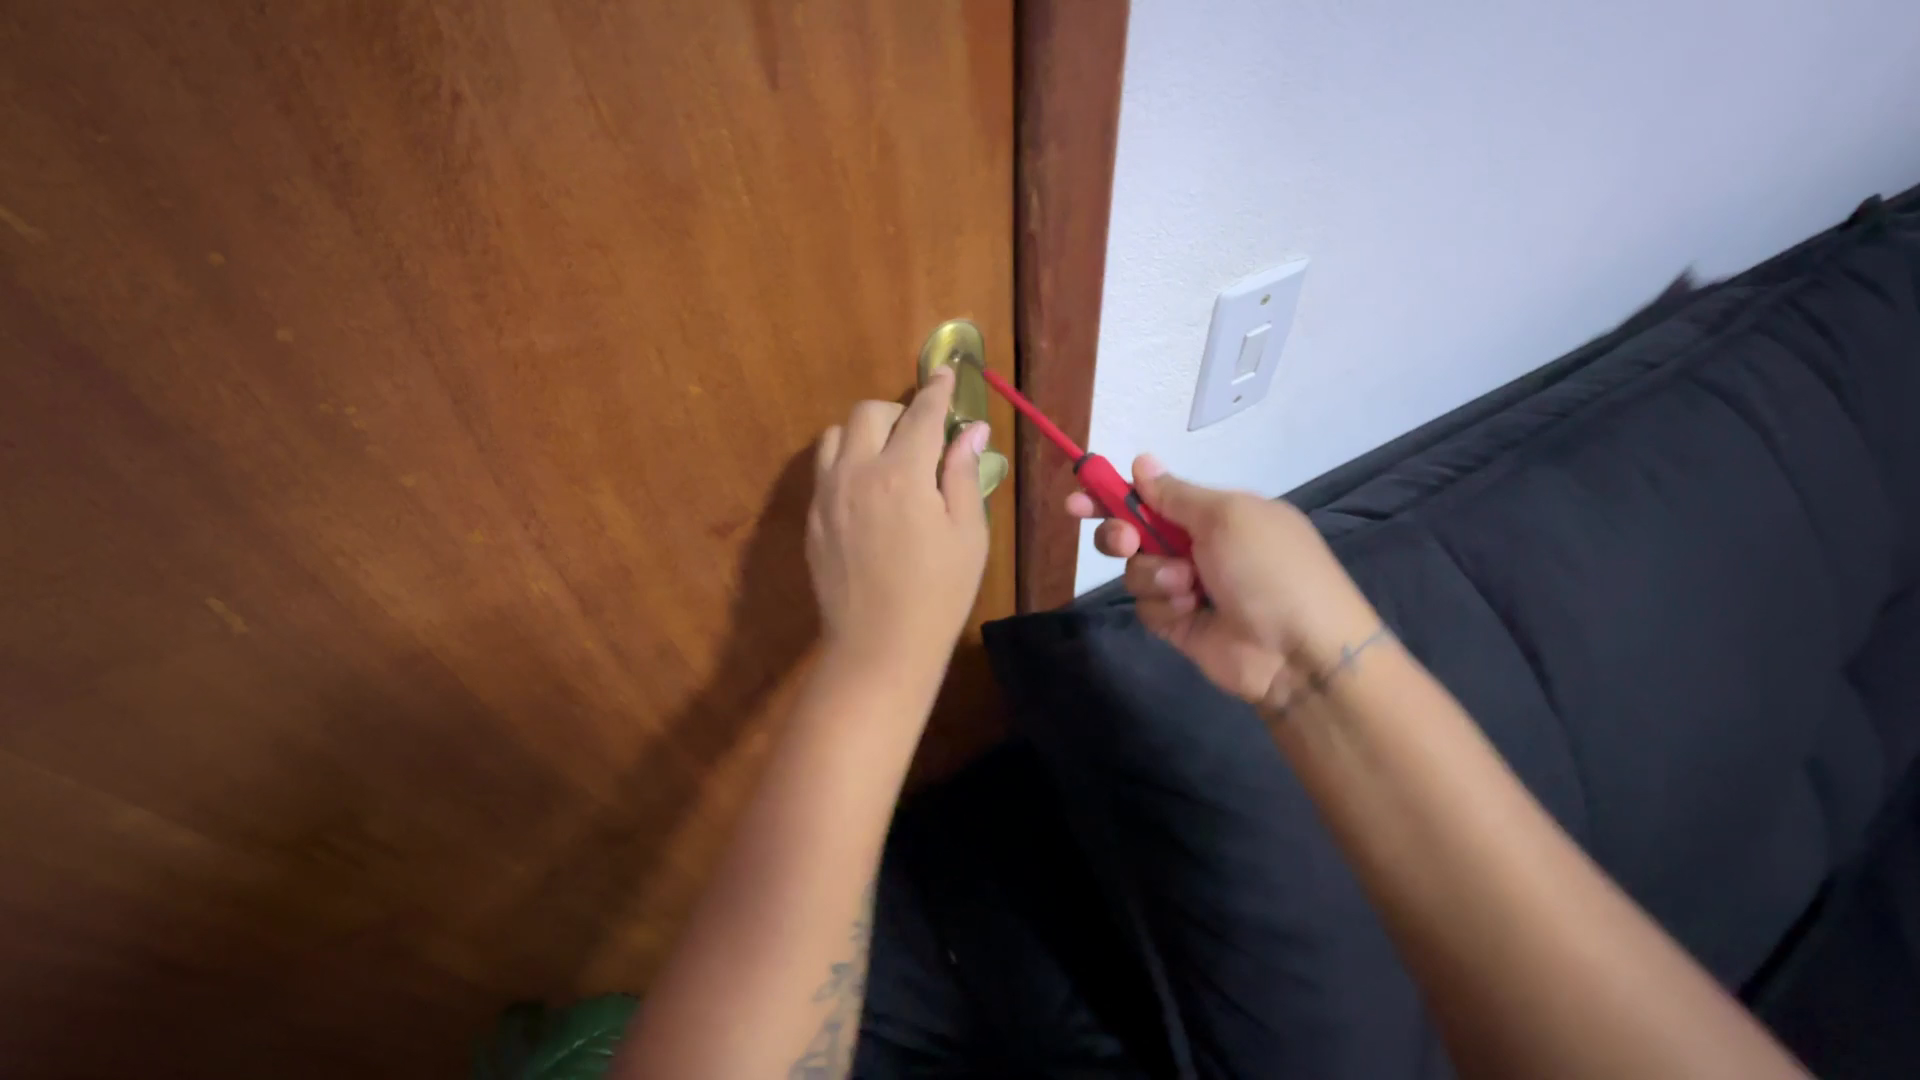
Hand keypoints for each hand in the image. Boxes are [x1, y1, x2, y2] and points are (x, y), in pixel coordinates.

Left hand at [808, 367, 990, 672]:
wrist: (879, 647)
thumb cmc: (938, 594)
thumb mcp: (967, 534)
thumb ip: (963, 475)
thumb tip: (971, 430)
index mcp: (902, 474)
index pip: (921, 414)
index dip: (936, 390)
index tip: (943, 374)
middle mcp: (856, 473)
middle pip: (868, 413)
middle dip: (897, 413)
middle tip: (922, 438)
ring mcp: (826, 496)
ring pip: (836, 436)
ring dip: (864, 434)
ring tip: (888, 461)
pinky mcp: (813, 519)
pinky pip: (824, 470)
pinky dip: (847, 463)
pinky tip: (868, 493)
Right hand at [1068, 456, 1379, 708]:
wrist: (1298, 651)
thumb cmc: (1269, 568)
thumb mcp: (1227, 516)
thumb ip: (1176, 494)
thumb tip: (1142, 462)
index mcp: (1216, 512)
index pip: (1154, 495)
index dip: (1113, 494)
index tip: (1078, 498)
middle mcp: (1198, 545)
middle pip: (1133, 531)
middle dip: (1120, 534)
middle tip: (1126, 542)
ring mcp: (1187, 586)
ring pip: (1136, 569)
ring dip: (1156, 574)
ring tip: (1189, 587)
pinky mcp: (1177, 623)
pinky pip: (1146, 605)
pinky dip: (1165, 605)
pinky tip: (1194, 612)